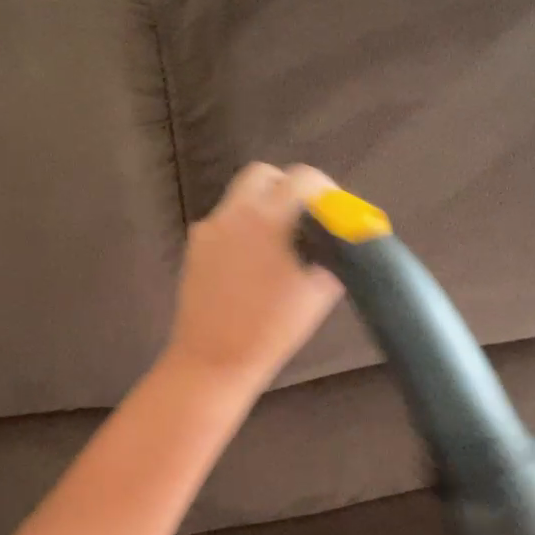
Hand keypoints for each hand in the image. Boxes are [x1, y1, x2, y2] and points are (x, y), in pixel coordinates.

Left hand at [165, 162, 342, 387]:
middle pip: (264, 175)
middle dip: (287, 187)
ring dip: (263, 208)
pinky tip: (251, 264)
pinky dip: (241, 231)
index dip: (324, 189)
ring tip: (278, 244)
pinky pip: (223, 224)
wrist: (212, 359)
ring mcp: (210, 228)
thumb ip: (331, 256)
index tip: (333, 209)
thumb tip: (340, 240)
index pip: (303, 178)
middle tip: (304, 217)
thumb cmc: (271, 331)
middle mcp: (235, 213)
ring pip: (240, 198)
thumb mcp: (316, 294)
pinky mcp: (194, 247)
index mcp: (270, 219)